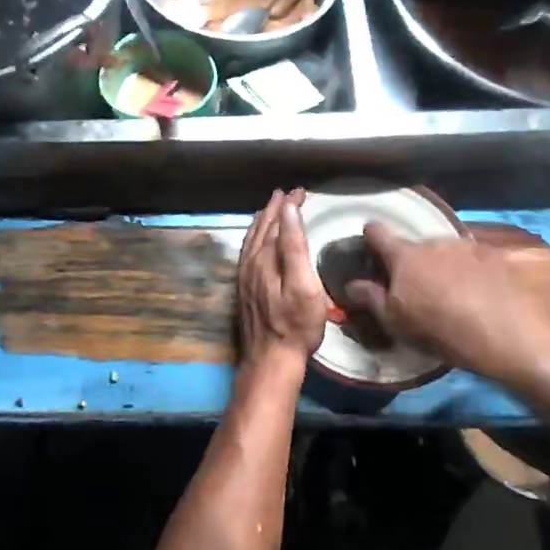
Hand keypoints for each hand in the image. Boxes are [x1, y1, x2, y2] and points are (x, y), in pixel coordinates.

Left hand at [237, 189, 326, 366]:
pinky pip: (248, 253)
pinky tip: (258, 243)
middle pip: (261, 228)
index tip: (299, 190)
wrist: (271, 358)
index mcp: (266, 259)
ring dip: (262, 222)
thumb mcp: (303, 284)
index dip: (288, 205)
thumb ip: (294, 246)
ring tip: (269, 210)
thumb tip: (288, 211)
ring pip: (252, 240)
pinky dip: (254, 239)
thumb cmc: (295, 324)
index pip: (277, 222)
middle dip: (274, 209)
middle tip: (285, 193)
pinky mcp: (246, 289)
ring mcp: (246, 277)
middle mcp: (251, 263)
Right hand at [342, 222, 549, 385]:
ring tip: (451, 293)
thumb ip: (371, 298)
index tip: (369, 247)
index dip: (370, 237)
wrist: (512, 337)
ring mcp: (469, 246)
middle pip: (415, 246)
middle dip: (413, 261)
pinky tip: (478, 294)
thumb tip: (353, 284)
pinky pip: (475, 260)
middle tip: (416, 287)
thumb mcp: (396, 322)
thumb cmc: (442, 330)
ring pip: (447, 252)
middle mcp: (436, 242)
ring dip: (444, 266)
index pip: (377, 232)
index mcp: (405, 256)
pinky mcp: (499, 257)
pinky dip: (471, 272)